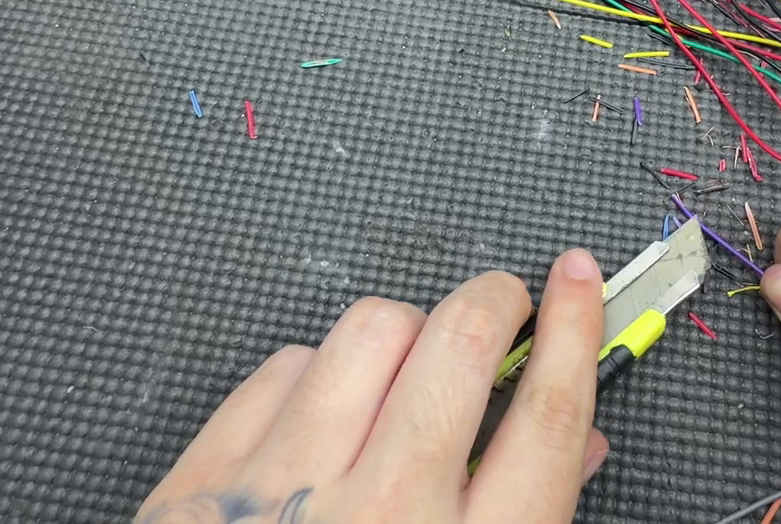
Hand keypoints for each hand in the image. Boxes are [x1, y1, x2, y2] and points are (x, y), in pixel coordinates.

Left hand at [136, 250, 609, 523]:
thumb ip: (534, 518)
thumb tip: (579, 439)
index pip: (546, 417)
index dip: (573, 329)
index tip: (577, 281)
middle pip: (463, 343)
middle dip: (497, 299)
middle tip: (504, 303)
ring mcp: (280, 494)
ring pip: (373, 329)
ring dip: (407, 334)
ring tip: (407, 372)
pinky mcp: (201, 483)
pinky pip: (286, 365)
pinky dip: (319, 374)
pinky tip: (324, 418)